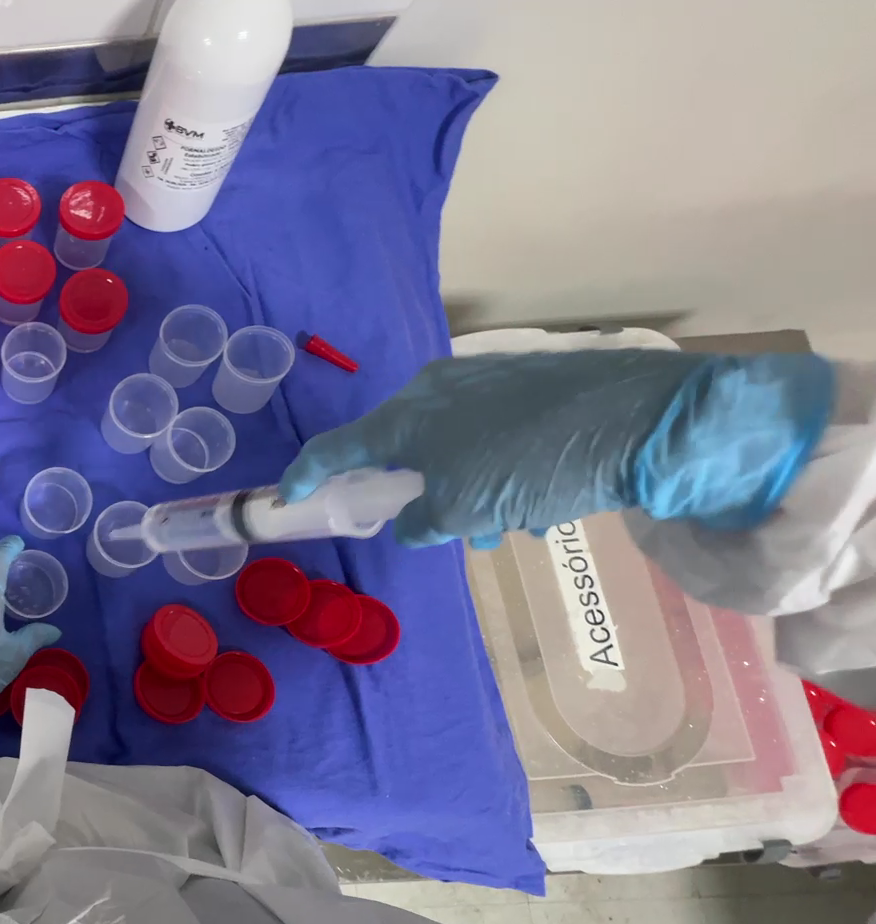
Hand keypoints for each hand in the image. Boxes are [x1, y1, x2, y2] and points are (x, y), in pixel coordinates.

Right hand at [280, 350, 833, 547]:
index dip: (304, 476)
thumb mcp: (464, 512)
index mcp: (403, 417)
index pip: (333, 449)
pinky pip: (490, 431)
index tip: (287, 497)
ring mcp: (484, 379)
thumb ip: (420, 523)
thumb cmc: (532, 468)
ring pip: (450, 443)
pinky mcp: (531, 378)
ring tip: (504, 525)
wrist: (653, 420)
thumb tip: (413, 523)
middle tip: (436, 526)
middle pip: (399, 448)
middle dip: (413, 492)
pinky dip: (496, 466)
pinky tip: (537, 498)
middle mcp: (433, 389)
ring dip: (463, 487)